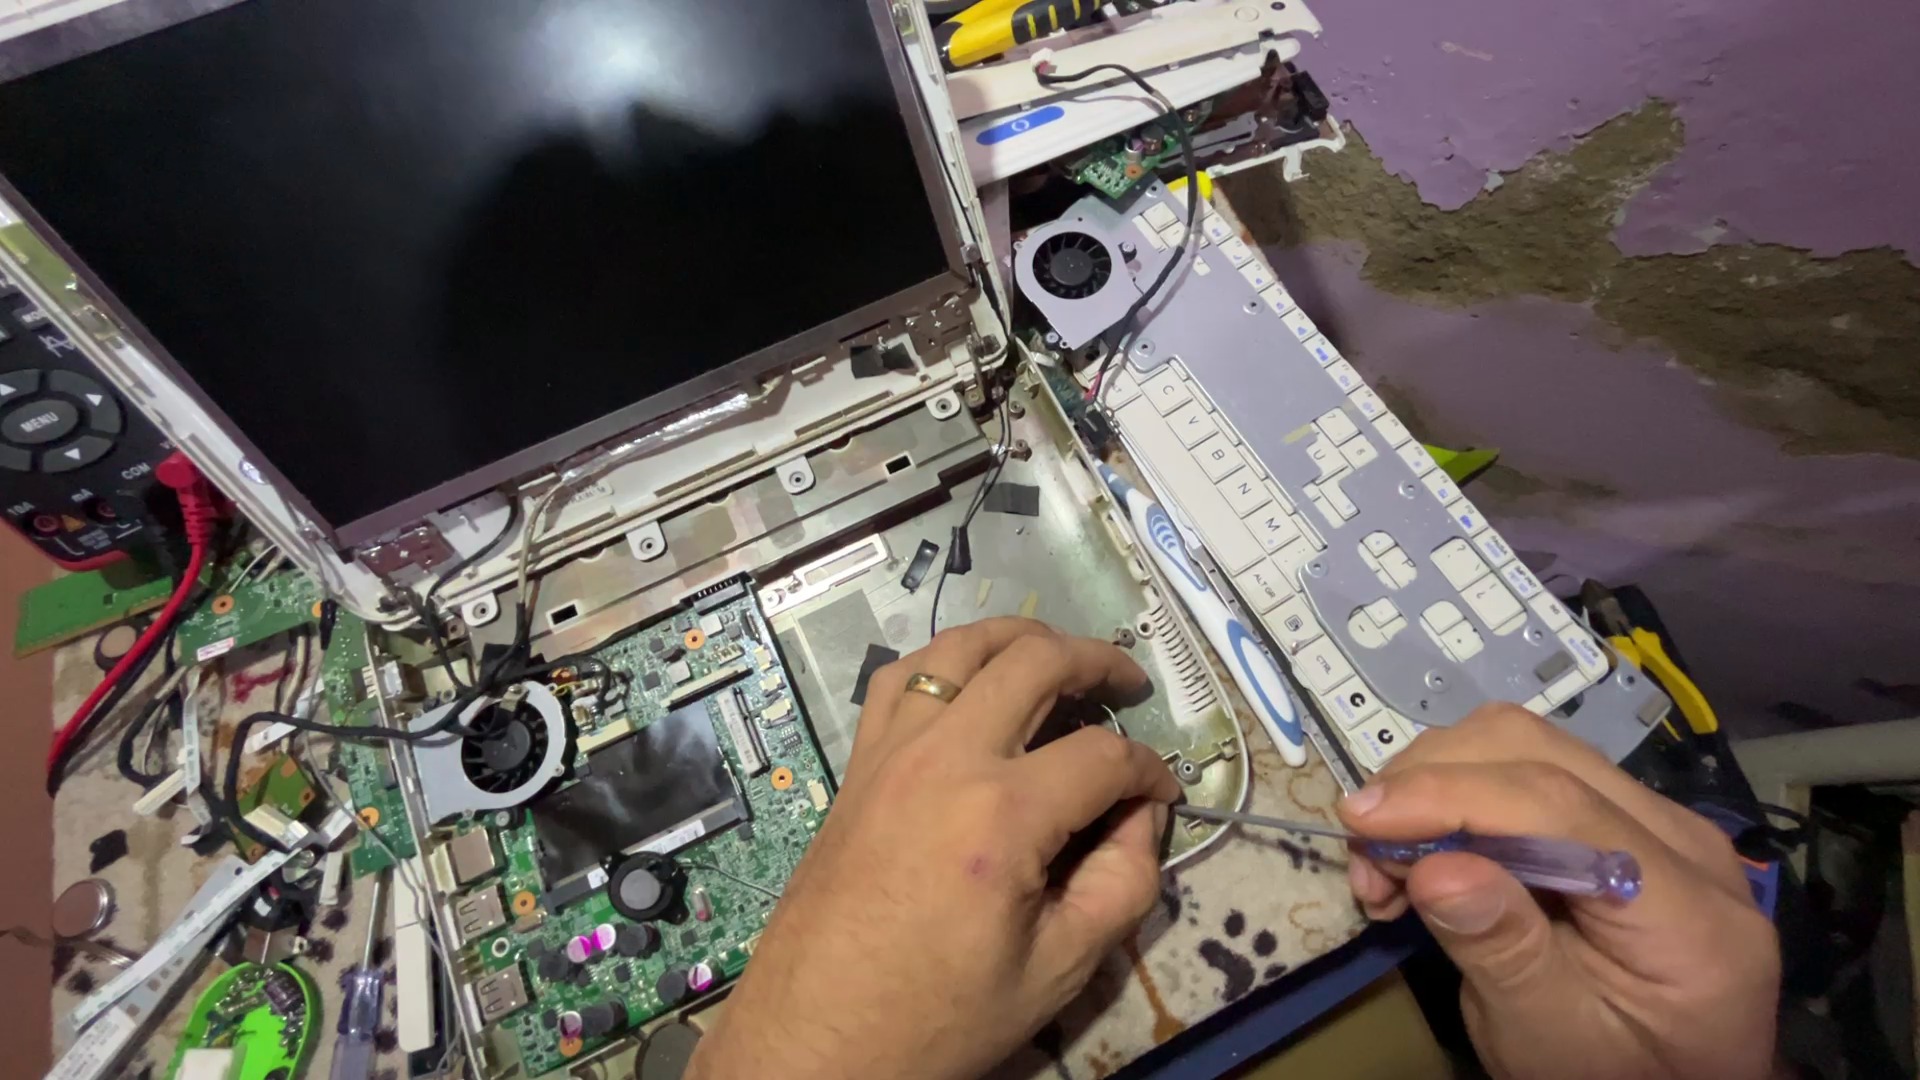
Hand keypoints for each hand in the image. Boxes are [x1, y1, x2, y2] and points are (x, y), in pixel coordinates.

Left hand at [688, 618, 1180, 1079]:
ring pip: (961, 648)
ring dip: (1019, 637)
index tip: (1163, 791)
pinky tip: (968, 677)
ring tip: (1056, 651)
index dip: (1149, 770)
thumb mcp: (1058, 970)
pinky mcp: (861, 759)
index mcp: (1002, 815)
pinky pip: (900, 679)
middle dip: (1097, 659)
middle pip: (1035, 662)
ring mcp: (894, 748)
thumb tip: (1141, 813)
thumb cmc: (939, 1016)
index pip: (1103, 758)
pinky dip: (944, 661)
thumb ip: (1122, 882)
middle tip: (1127, 682)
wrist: (817, 1036)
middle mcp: (947, 757)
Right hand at [1340, 704, 1778, 1079]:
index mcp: (1689, 913)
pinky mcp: (1597, 803)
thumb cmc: (1606, 1071)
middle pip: (1525, 750)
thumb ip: (1503, 954)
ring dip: (1420, 785)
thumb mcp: (1549, 1038)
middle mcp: (1673, 837)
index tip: (1358, 821)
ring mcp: (1638, 811)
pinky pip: (1499, 759)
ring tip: (1386, 860)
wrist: (1657, 1078)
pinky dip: (1434, 790)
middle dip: (1422, 786)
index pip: (1557, 805)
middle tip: (1369, 857)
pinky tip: (1413, 847)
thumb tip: (1435, 868)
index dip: (1447, 796)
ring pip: (1503, 739)